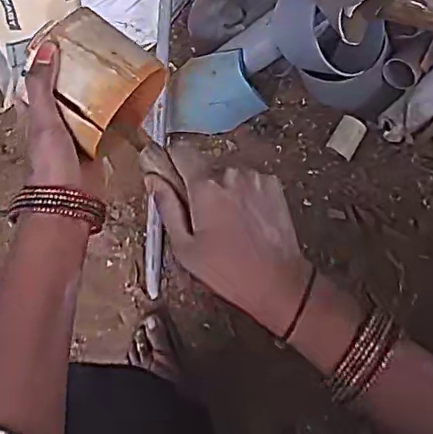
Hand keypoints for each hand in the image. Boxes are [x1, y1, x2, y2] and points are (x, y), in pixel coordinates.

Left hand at [23, 40, 104, 197]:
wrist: (71, 198)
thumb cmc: (49, 163)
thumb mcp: (42, 117)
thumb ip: (42, 85)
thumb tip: (45, 50)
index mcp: (36, 113)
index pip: (37, 82)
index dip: (44, 64)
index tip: (57, 44)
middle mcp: (55, 122)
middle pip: (65, 92)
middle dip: (75, 75)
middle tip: (90, 53)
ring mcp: (76, 133)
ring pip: (85, 106)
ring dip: (95, 92)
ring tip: (109, 69)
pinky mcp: (95, 144)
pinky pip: (105, 123)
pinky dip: (113, 112)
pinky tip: (123, 100)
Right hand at [145, 152, 313, 333]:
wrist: (280, 282)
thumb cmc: (228, 270)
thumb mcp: (185, 248)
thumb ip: (166, 207)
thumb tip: (152, 179)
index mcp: (204, 187)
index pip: (180, 151)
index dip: (172, 160)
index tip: (169, 174)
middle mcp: (229, 173)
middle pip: (203, 166)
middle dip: (199, 184)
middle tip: (203, 216)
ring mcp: (253, 176)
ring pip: (226, 173)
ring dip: (223, 188)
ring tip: (230, 222)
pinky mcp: (272, 183)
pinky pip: (247, 179)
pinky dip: (244, 192)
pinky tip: (248, 218)